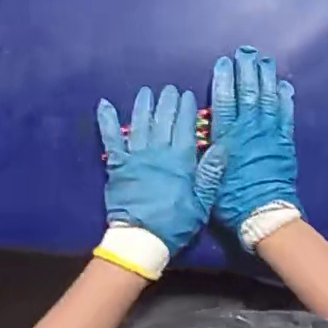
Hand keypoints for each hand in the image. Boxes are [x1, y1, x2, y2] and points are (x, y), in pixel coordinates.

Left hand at [98, 84, 225, 255]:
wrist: (141, 238)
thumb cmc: (175, 223)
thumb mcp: (202, 202)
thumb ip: (211, 173)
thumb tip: (223, 146)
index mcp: (180, 160)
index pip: (185, 127)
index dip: (186, 109)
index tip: (187, 95)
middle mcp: (158, 152)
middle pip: (163, 121)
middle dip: (167, 102)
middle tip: (169, 89)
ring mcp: (135, 157)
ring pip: (140, 124)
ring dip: (143, 106)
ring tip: (146, 92)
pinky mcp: (117, 165)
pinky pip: (111, 138)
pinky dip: (107, 120)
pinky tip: (105, 104)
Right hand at [209, 46, 300, 248]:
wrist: (263, 213)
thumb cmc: (230, 199)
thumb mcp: (208, 175)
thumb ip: (207, 150)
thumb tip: (202, 132)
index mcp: (227, 136)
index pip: (224, 100)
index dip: (224, 79)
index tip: (224, 63)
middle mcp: (249, 129)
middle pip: (247, 92)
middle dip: (246, 70)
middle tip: (245, 52)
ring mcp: (270, 134)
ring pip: (267, 98)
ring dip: (265, 77)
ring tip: (264, 60)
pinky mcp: (285, 142)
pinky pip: (286, 114)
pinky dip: (285, 98)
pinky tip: (283, 85)